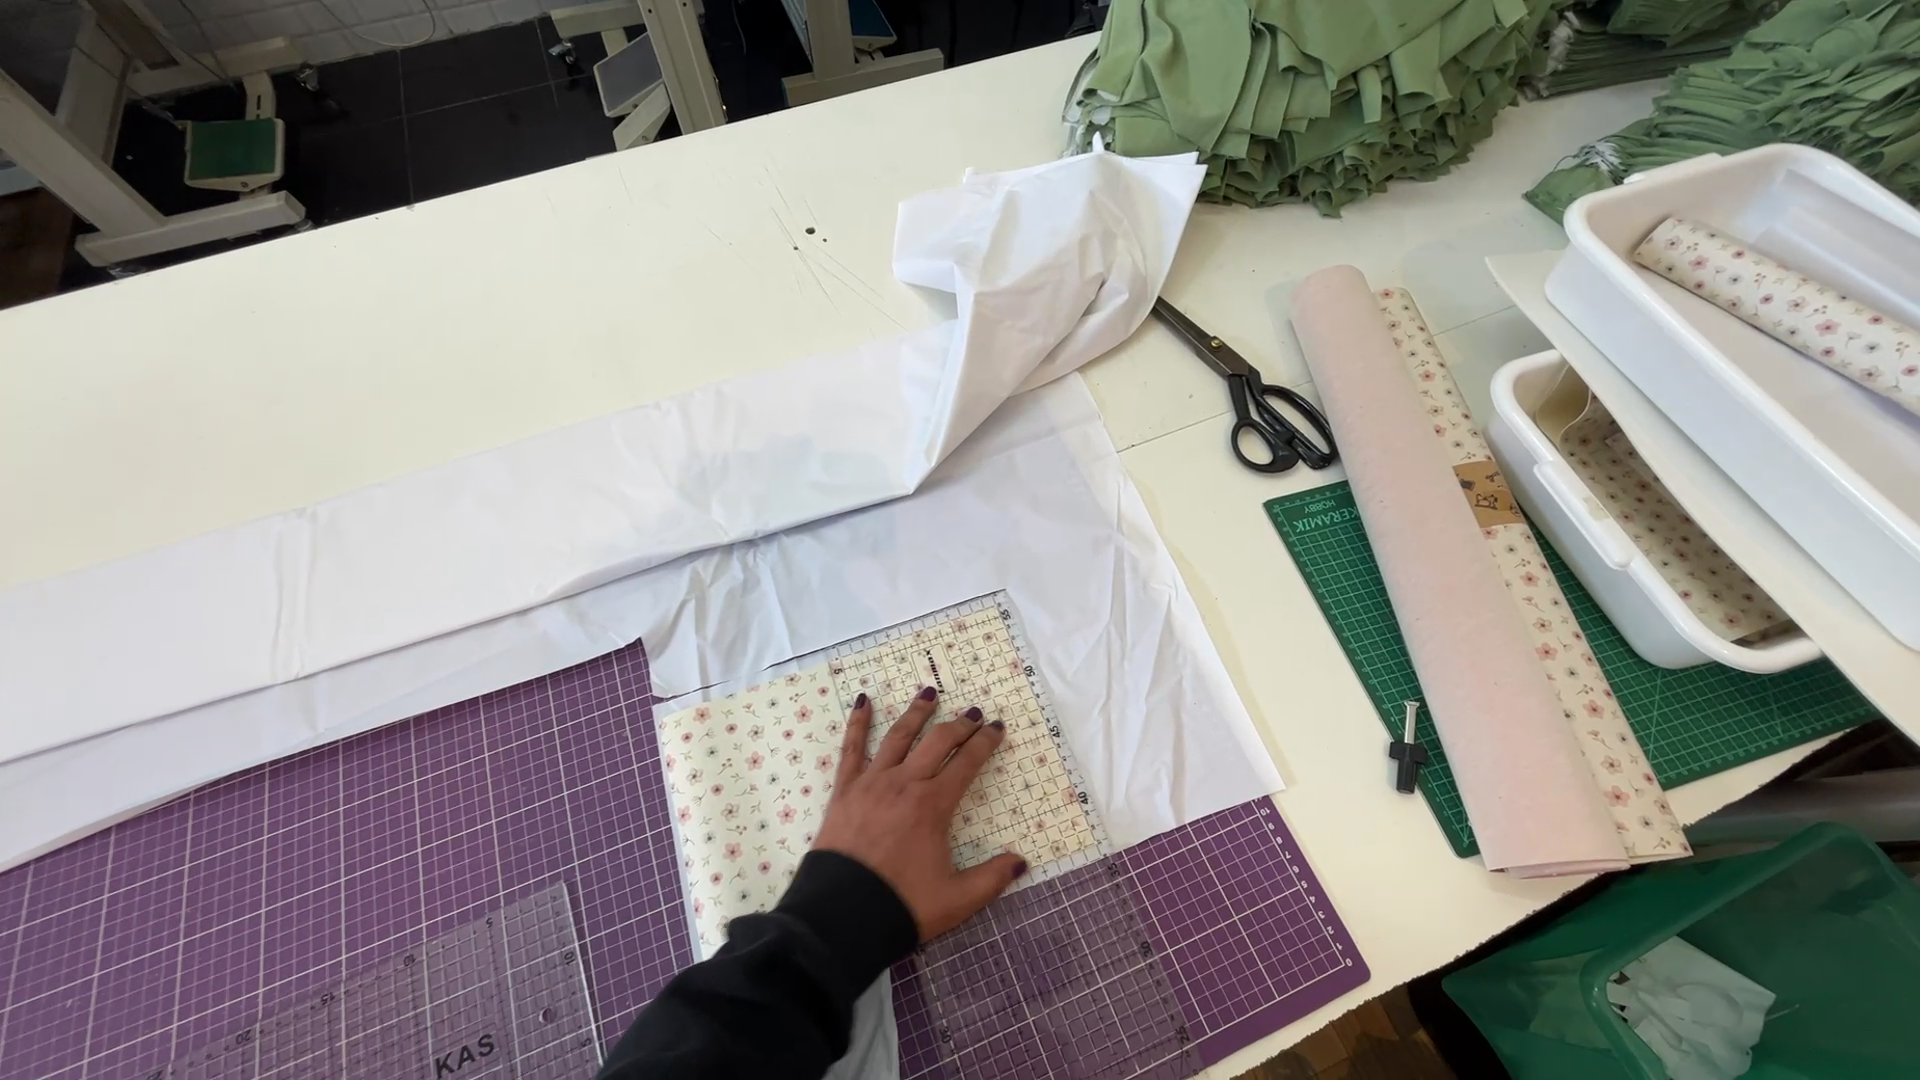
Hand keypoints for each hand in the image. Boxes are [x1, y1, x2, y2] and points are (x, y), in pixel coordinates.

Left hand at [811, 686, 1027, 940]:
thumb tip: (1020, 861)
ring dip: (917, 713)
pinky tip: (862, 701)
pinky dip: (858, 722)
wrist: (842, 917)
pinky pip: (852, 748)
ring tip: (929, 693)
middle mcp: (906, 783)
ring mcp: (872, 782)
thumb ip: (991, 878)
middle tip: (973, 713)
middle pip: (937, 742)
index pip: (967, 763)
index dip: (985, 743)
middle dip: (959, 724)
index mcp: (934, 804)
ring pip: (899, 736)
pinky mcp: (845, 789)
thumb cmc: (902, 905)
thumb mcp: (957, 899)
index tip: (996, 728)